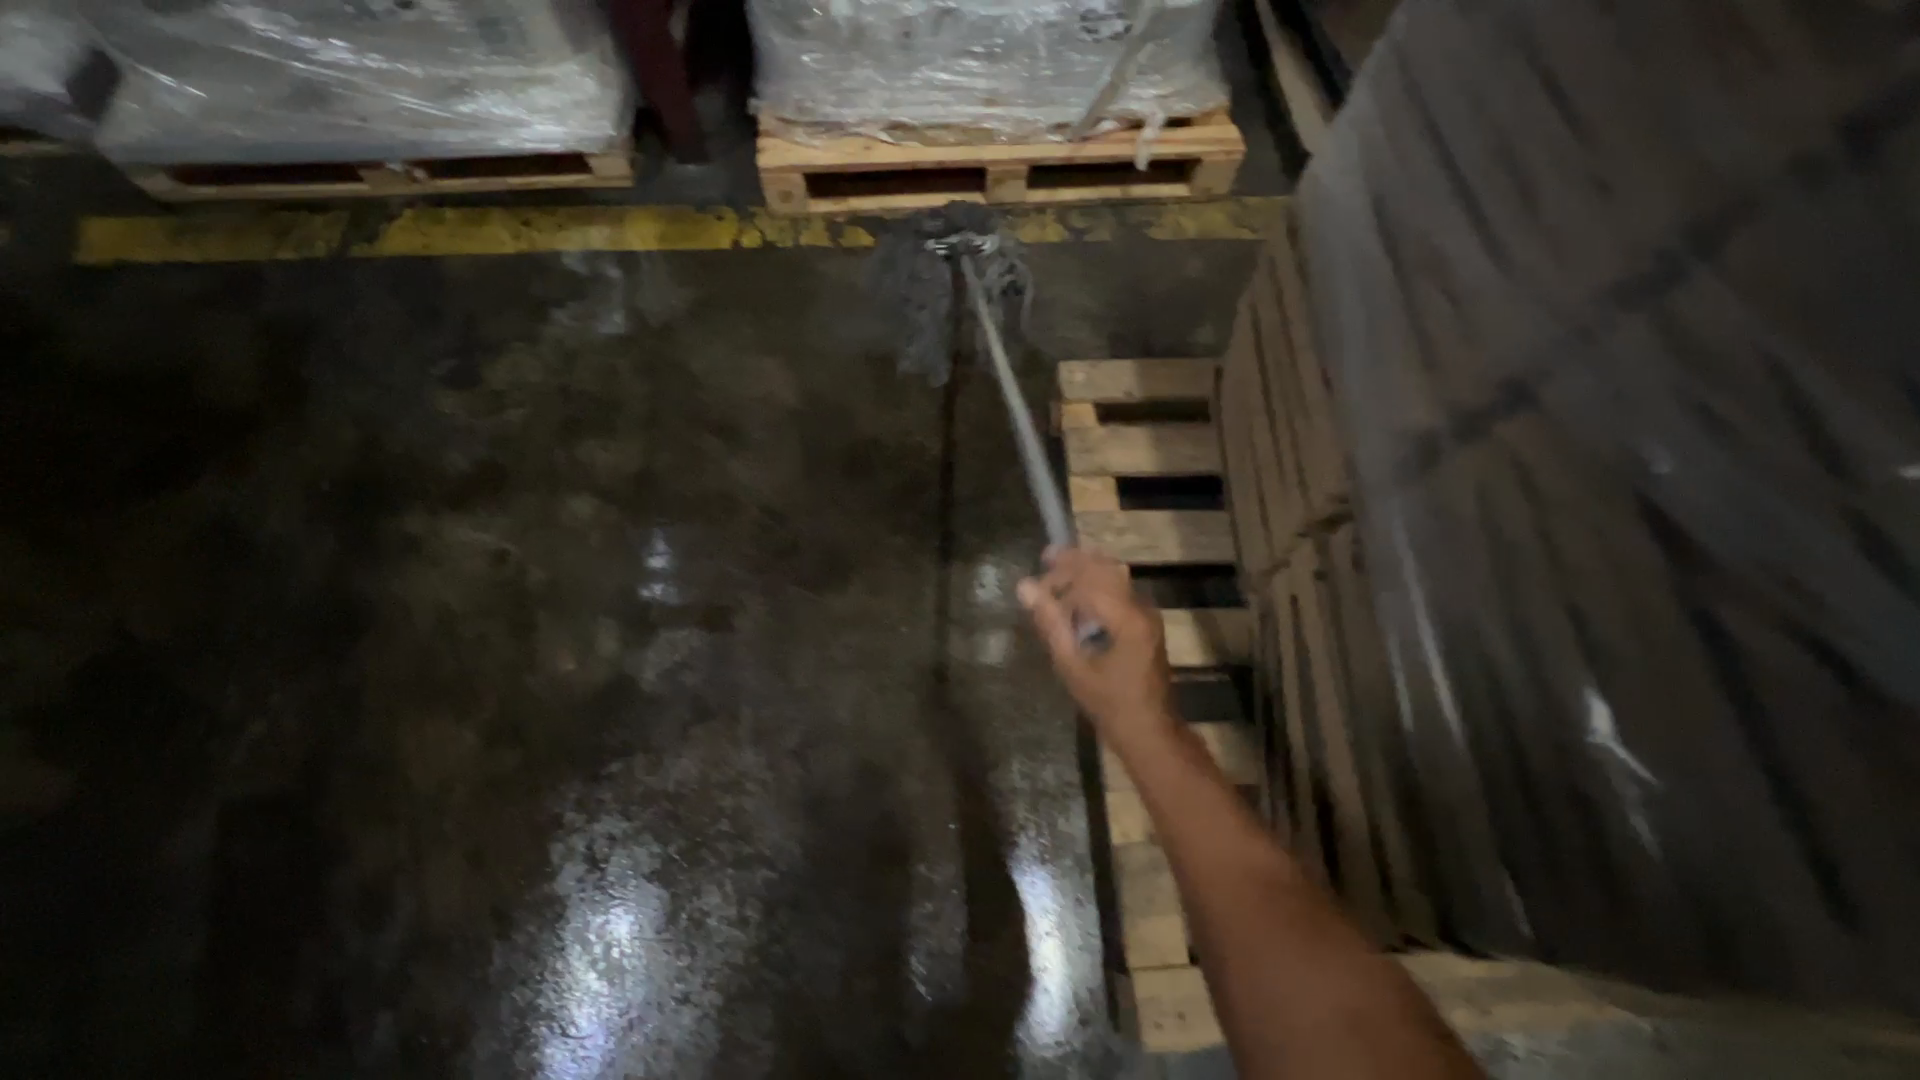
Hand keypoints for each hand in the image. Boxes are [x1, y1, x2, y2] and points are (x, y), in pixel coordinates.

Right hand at [1018, 547, 1175, 742]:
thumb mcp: (1072, 666)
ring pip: (1115, 577)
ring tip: (1057, 579)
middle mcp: (1141, 608)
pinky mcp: (1146, 625)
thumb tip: (1026, 587)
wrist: (1150, 731)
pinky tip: (1077, 603)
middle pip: (1106, 568)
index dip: (1061, 571)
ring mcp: (1147, 616)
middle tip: (1045, 561)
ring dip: (1086, 574)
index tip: (1035, 576)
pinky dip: (1097, 589)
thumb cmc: (1109, 704)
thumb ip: (1050, 623)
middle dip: (1075, 562)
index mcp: (1126, 617)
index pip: (1090, 576)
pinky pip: (1120, 593)